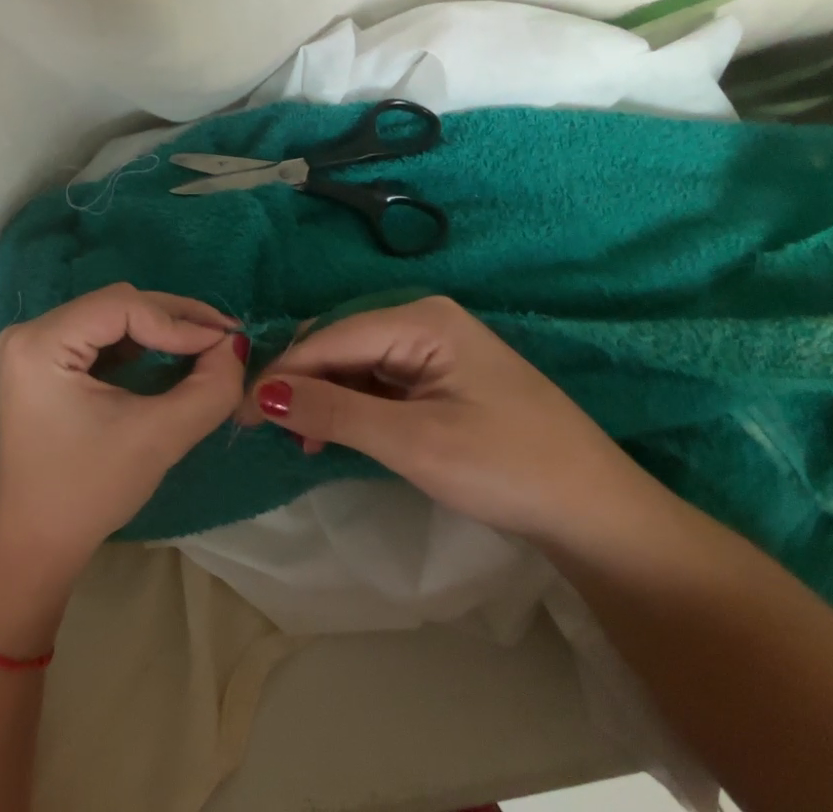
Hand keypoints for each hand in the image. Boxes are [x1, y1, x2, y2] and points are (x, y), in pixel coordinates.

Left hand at [0, 283, 246, 571]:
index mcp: (39, 343)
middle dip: (173, 321)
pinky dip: (138, 346)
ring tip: (206, 349)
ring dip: (159, 331)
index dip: (178, 321)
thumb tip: (237, 346)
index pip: (121, 306)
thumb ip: (209, 388)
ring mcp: (32, 349)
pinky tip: (172, 358)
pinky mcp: (43, 366)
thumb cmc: (90, 490)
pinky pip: (98, 340)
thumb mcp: (158, 437)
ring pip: (110, 319)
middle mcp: (28, 333)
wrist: (39, 540)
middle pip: (114, 305)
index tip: (226, 344)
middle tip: (225, 341)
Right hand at [246, 295, 670, 544]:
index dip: (280, 374)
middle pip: (338, 346)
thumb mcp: (410, 441)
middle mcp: (424, 322)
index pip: (329, 338)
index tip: (237, 413)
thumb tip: (259, 394)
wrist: (594, 512)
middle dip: (298, 384)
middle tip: (265, 431)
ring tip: (301, 442)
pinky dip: (347, 409)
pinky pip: (375, 383)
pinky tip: (332, 435)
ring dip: (320, 400)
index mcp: (422, 320)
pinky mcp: (439, 380)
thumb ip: (332, 412)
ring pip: (352, 366)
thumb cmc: (506, 467)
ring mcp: (433, 351)